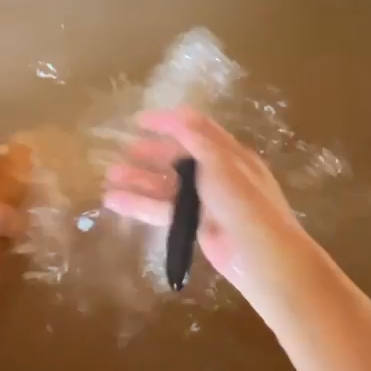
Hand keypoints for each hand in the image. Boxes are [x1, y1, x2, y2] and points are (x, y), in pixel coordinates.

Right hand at [104, 108, 329, 305]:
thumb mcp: (222, 162)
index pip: (196, 129)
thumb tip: (179, 116)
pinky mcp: (193, 226)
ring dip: (139, 179)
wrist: (260, 255)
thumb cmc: (244, 202)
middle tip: (125, 151)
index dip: (169, 121)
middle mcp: (216, 174)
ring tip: (110, 176)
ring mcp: (203, 201)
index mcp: (229, 154)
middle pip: (178, 157)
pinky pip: (162, 210)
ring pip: (166, 185)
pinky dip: (138, 205)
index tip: (139, 120)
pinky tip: (115, 201)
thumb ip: (197, 139)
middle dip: (152, 152)